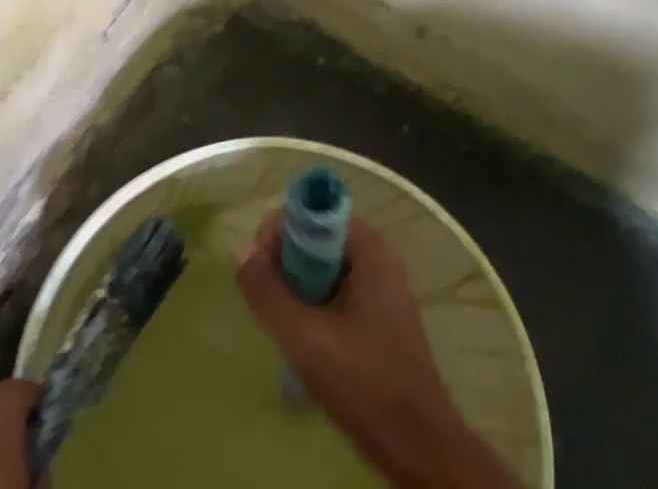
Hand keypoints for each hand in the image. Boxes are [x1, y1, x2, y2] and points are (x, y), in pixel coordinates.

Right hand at [236, 216, 521, 488]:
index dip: (281, 231)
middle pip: (317, 239)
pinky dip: (311, 306)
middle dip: (285, 263)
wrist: (416, 444)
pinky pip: (333, 293)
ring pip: (322, 270)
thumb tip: (241, 252)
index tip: (259, 265)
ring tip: (281, 322)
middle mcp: (379, 261)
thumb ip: (267, 291)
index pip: (315, 213)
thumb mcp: (304, 336)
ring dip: (295, 288)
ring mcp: (381, 291)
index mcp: (371, 252)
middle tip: (267, 299)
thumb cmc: (364, 382)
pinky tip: (301, 340)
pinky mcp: (377, 319)